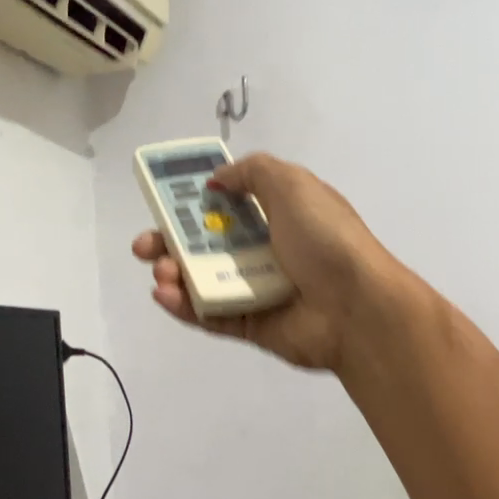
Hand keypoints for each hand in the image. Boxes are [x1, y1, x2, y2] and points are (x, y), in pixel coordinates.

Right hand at [136, 153, 407, 371]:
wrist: (354, 306)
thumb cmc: (325, 240)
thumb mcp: (292, 184)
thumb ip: (252, 173)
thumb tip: (218, 179)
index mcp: (278, 214)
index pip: (227, 205)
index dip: (193, 203)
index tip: (164, 202)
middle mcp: (265, 250)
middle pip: (205, 245)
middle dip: (169, 243)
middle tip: (144, 247)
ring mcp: (256, 290)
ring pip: (203, 281)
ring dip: (173, 274)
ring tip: (161, 274)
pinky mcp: (250, 326)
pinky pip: (210, 315)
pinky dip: (184, 306)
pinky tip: (164, 295)